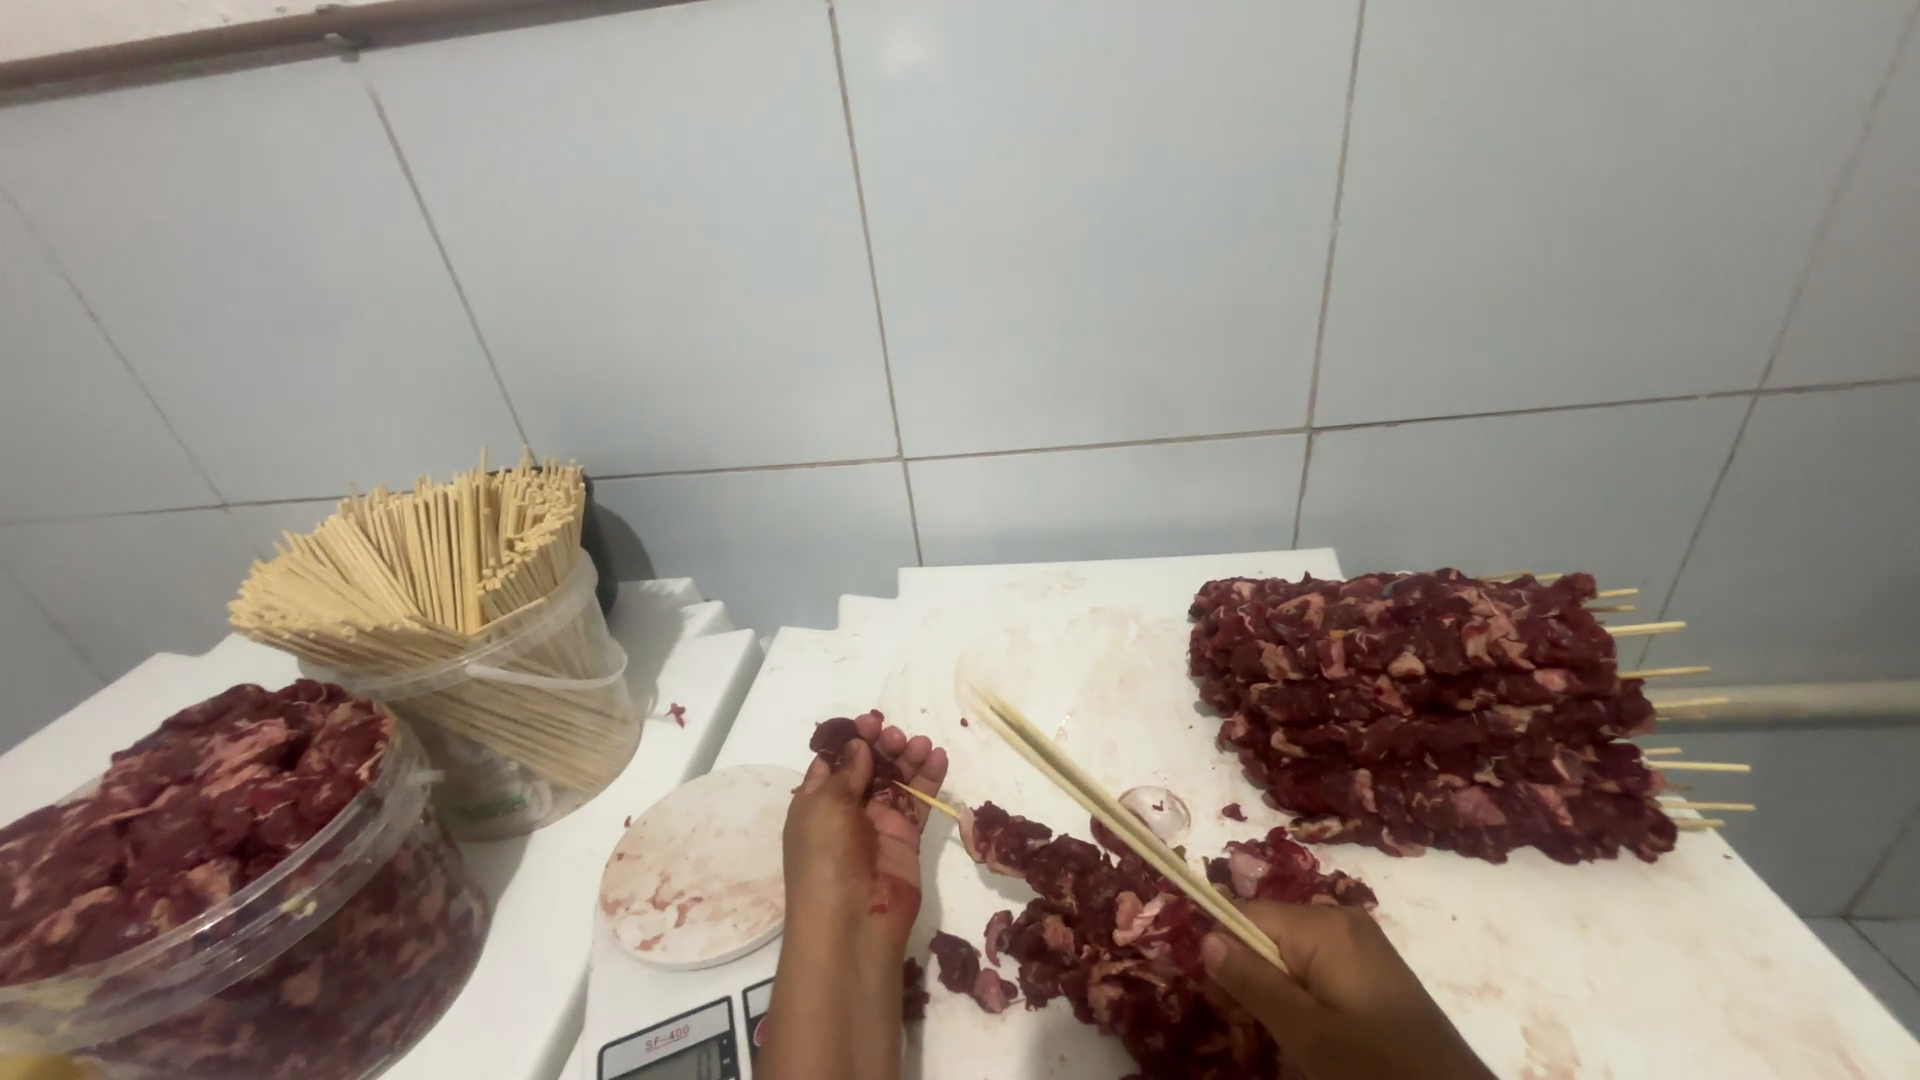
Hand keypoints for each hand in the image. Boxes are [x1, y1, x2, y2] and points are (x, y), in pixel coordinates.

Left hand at [783, 715, 948, 942]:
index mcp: (817, 802)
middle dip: (882, 746)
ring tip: (920, 743)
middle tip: (895, 736)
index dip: (851, 740)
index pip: (834, 761)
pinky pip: (919, 802)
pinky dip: (929, 779)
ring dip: (908, 758)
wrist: (852, 921)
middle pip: (869, 766)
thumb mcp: (825, 806)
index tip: (869, 722)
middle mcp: (847, 810)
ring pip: (896, 780)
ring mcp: (878, 824)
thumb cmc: (824, 857)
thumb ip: (848, 772)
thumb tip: (858, 745)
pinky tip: (938, 757)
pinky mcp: (907, 838)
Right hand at [1201, 902, 1494, 1079]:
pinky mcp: (1372, 967)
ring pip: (1290, 950)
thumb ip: (1252, 981)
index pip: (1246, 914)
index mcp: (1323, 923)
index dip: (1223, 951)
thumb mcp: (1306, 1032)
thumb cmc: (1376, 1068)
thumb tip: (1203, 936)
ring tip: (1284, 1032)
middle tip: (1249, 1024)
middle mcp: (1341, 918)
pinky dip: (1302, 991)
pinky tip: (1312, 1029)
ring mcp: (1360, 942)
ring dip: (1275, 987)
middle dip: (1250, 972)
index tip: (1216, 999)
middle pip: (1268, 931)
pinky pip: (1316, 963)